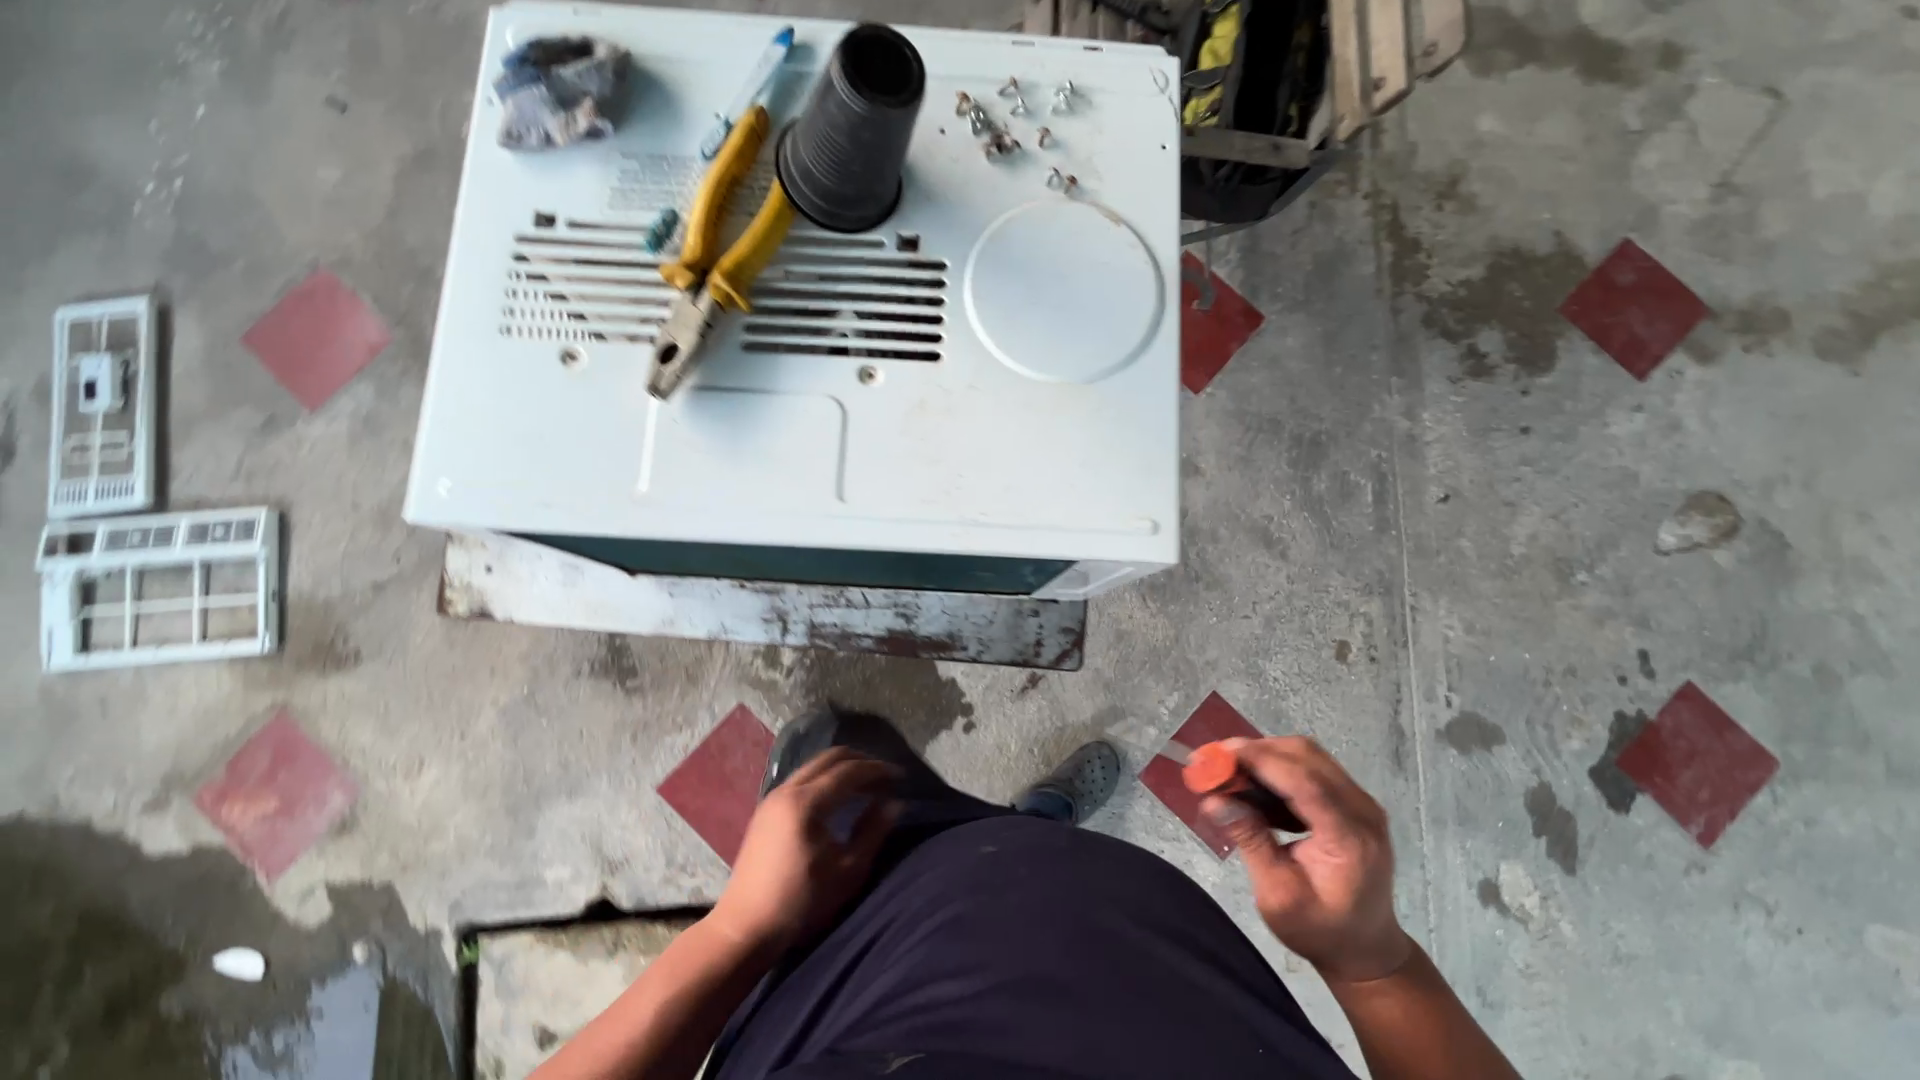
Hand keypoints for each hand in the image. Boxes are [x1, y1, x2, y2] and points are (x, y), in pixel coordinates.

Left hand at [710, 747, 900, 953]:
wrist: (746, 927)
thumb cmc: (801, 902)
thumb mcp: (847, 870)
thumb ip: (873, 831)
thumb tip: (894, 802)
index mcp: (806, 802)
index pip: (848, 770)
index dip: (877, 769)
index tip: (901, 776)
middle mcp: (787, 790)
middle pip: (829, 758)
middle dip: (860, 761)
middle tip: (884, 775)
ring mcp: (772, 798)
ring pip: (813, 766)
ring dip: (841, 769)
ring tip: (865, 786)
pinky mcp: (765, 811)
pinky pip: (801, 779)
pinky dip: (824, 779)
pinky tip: (837, 798)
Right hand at [1203, 736, 1410, 984]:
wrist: (1365, 949)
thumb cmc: (1320, 930)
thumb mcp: (1278, 895)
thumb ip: (1250, 841)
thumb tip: (1213, 800)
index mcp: (1348, 837)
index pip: (1304, 782)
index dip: (1260, 761)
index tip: (1218, 754)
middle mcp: (1362, 810)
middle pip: (1306, 758)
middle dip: (1257, 752)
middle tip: (1214, 762)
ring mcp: (1361, 804)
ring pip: (1308, 756)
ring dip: (1266, 757)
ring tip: (1228, 774)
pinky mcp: (1353, 803)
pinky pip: (1313, 769)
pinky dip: (1279, 768)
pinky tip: (1255, 787)